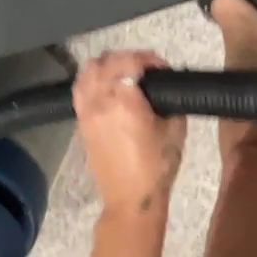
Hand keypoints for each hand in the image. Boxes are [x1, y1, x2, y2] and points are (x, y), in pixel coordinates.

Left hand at [72, 51, 185, 215]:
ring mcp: (86, 112)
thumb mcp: (175, 129)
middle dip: (129, 58)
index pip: (130, 62)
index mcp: (124, 101)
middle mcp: (99, 101)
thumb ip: (171, 100)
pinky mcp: (81, 122)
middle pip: (106, 61)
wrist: (130, 198)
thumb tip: (166, 86)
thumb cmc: (157, 166)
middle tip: (147, 69)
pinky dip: (94, 79)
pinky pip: (81, 88)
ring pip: (88, 71)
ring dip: (108, 65)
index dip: (148, 58)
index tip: (163, 68)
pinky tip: (110, 86)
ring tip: (127, 74)